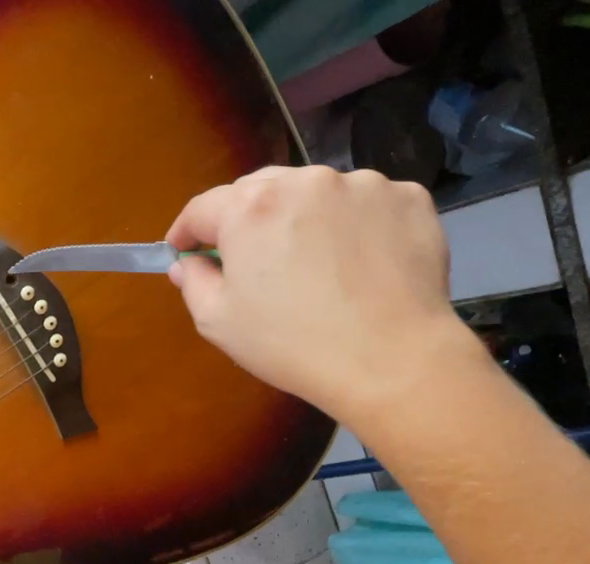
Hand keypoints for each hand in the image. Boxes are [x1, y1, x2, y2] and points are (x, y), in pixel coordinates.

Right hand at [165, 166, 480, 424]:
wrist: (388, 357)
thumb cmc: (289, 343)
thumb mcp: (219, 322)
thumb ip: (195, 282)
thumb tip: (189, 263)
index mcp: (250, 209)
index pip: (202, 207)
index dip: (186, 231)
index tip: (182, 251)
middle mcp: (305, 180)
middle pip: (259, 189)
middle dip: (243, 219)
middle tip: (246, 258)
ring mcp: (363, 183)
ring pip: (313, 194)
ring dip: (299, 218)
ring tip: (308, 262)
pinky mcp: (407, 197)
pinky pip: (362, 204)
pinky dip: (349, 225)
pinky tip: (353, 263)